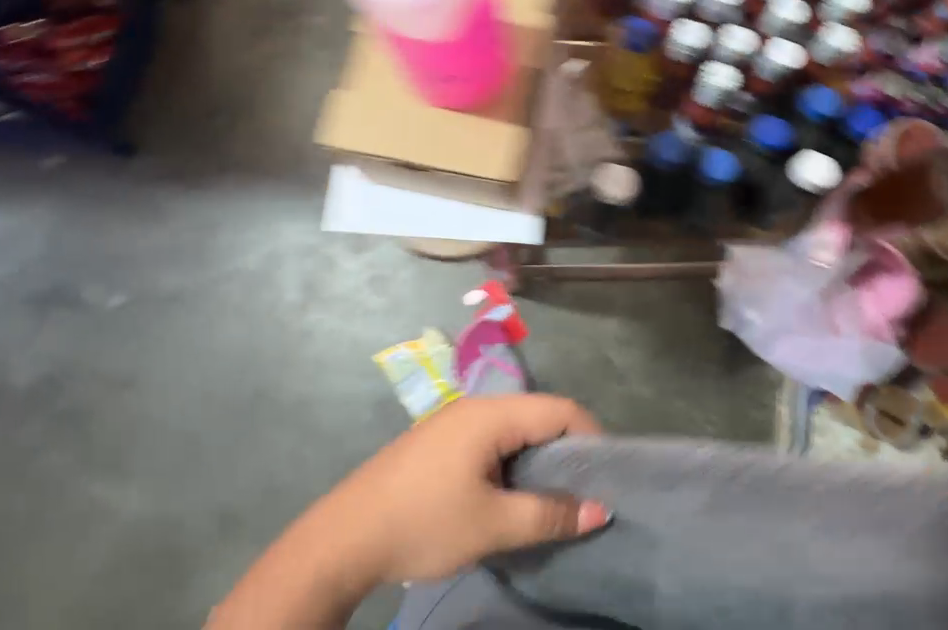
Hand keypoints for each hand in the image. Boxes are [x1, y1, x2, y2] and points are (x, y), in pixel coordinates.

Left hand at [211, 395, 609, 629]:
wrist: (341, 540)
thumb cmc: (423, 523)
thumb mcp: (493, 525)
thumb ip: (549, 514)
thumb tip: (600, 510)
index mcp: (491, 414)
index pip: (560, 409)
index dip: (591, 438)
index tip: (606, 477)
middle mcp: (474, 407)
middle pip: (538, 415)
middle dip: (566, 450)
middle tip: (583, 491)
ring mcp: (451, 422)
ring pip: (513, 430)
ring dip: (537, 459)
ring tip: (550, 499)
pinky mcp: (436, 443)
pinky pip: (489, 440)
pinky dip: (510, 462)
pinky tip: (507, 496)